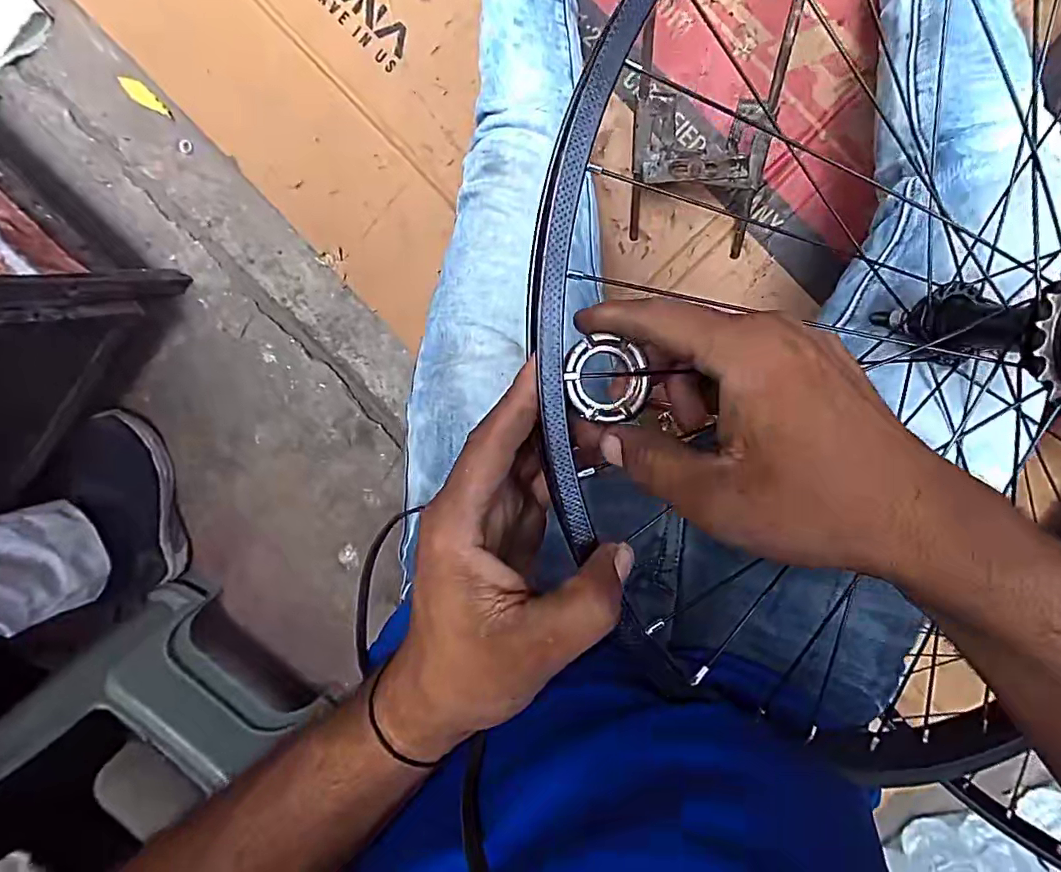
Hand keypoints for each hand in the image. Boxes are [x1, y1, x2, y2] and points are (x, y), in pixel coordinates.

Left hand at [375, 363, 632, 761]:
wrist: (437, 699)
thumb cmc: (473, 672)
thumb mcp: (538, 646)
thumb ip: (590, 600)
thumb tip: (623, 550)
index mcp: (459, 522)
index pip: (490, 448)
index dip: (517, 403)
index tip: (544, 362)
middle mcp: (466, 508)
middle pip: (505, 446)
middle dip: (545, 413)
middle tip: (593, 383)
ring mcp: (482, 518)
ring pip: (518, 463)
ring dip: (555, 439)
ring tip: (603, 418)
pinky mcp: (500, 532)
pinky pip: (529, 487)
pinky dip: (557, 470)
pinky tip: (588, 458)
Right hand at [574, 299, 993, 580]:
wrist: (923, 522)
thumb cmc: (814, 506)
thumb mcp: (714, 496)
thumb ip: (646, 461)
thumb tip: (599, 439)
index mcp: (746, 351)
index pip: (660, 317)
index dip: (614, 319)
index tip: (580, 324)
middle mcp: (775, 332)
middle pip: (686, 333)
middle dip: (653, 373)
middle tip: (642, 419)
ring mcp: (804, 343)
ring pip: (718, 346)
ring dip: (691, 385)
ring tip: (702, 439)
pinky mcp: (822, 361)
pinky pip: (750, 356)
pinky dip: (722, 383)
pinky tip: (733, 429)